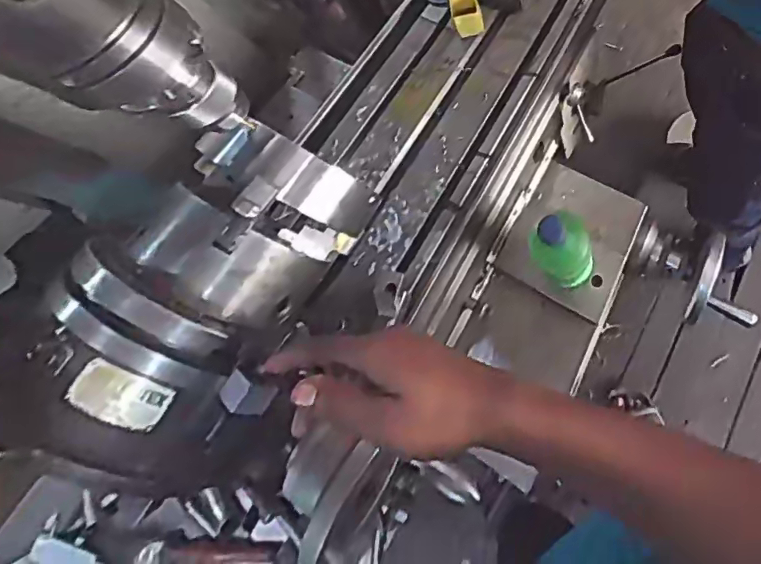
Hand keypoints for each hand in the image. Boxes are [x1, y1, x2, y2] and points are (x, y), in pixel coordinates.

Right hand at [264, 328, 513, 458]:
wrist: (492, 404)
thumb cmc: (441, 416)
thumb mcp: (384, 421)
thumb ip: (342, 404)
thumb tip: (303, 389)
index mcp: (377, 350)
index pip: (323, 347)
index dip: (292, 357)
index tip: (268, 367)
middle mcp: (389, 339)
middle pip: (339, 355)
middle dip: (314, 383)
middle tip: (299, 420)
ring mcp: (406, 344)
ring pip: (358, 360)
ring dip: (337, 386)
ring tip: (326, 421)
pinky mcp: (418, 354)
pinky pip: (376, 363)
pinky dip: (359, 383)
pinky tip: (360, 407)